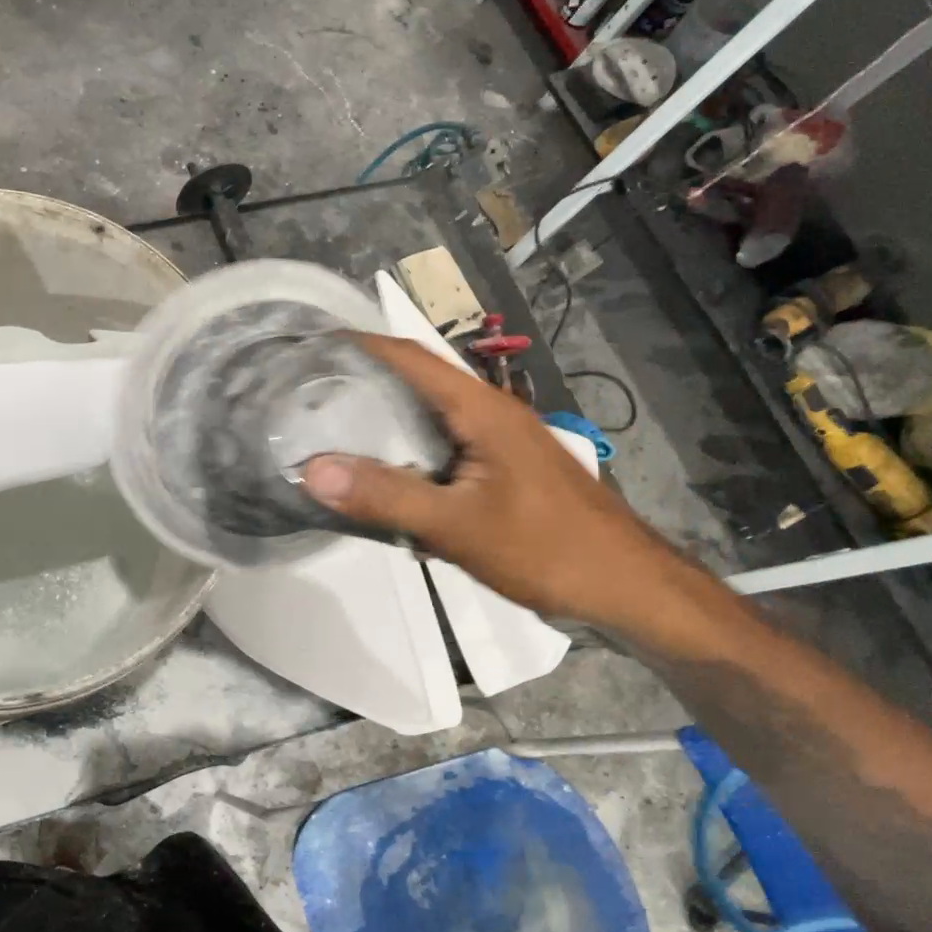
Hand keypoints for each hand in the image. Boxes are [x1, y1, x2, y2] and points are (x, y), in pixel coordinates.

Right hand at [299, 335, 698, 627]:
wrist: (626, 586)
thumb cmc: (546, 549)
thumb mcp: (456, 526)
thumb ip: (384, 496)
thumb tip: (311, 469)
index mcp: (482, 409)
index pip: (412, 356)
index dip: (360, 345)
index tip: (309, 348)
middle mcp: (490, 413)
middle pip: (416, 381)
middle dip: (360, 382)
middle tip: (304, 396)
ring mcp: (498, 442)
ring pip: (428, 417)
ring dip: (380, 420)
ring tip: (326, 432)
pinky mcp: (500, 470)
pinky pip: (440, 447)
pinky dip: (403, 452)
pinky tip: (378, 478)